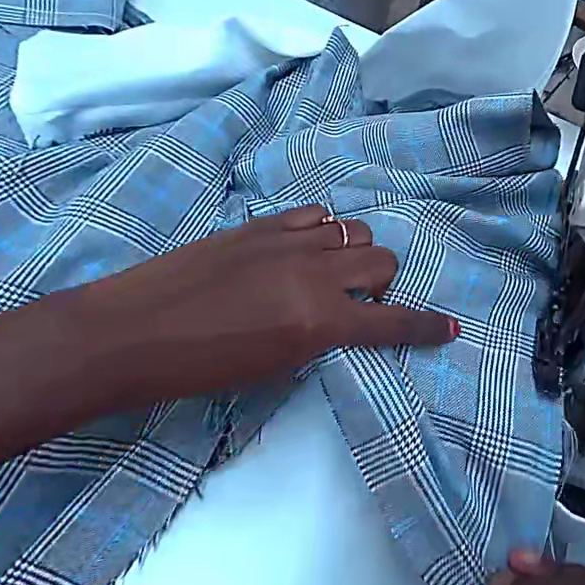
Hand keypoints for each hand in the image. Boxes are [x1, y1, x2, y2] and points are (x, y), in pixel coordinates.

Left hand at [54, 205, 458, 408]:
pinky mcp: (260, 224)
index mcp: (317, 321)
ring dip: (353, 254)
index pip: (391, 322)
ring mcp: (286, 240)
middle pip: (381, 261)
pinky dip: (321, 232)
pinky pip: (314, 215)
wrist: (134, 331)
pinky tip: (302, 249)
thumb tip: (344, 318)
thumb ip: (320, 337)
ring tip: (328, 274)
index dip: (426, 327)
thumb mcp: (274, 367)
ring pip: (352, 231)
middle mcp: (312, 273)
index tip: (450, 328)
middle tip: (356, 304)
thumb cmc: (200, 369)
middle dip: (381, 285)